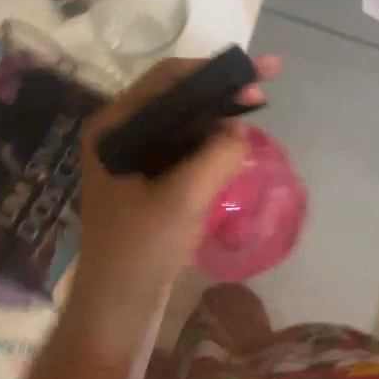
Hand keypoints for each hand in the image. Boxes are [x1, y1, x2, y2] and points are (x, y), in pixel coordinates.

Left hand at [70, 56, 279, 348]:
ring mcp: (128, 156)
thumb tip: (238, 130)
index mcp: (113, 127)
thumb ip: (215, 156)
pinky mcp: (142, 178)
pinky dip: (207, 141)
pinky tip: (233, 145)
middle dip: (219, 90)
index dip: (214, 72)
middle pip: (174, 96)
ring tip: (255, 113)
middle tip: (265, 89)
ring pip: (179, 121)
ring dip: (216, 115)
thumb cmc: (139, 251)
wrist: (114, 306)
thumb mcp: (182, 200)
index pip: (168, 80)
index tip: (258, 73)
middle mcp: (117, 132)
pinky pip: (179, 146)